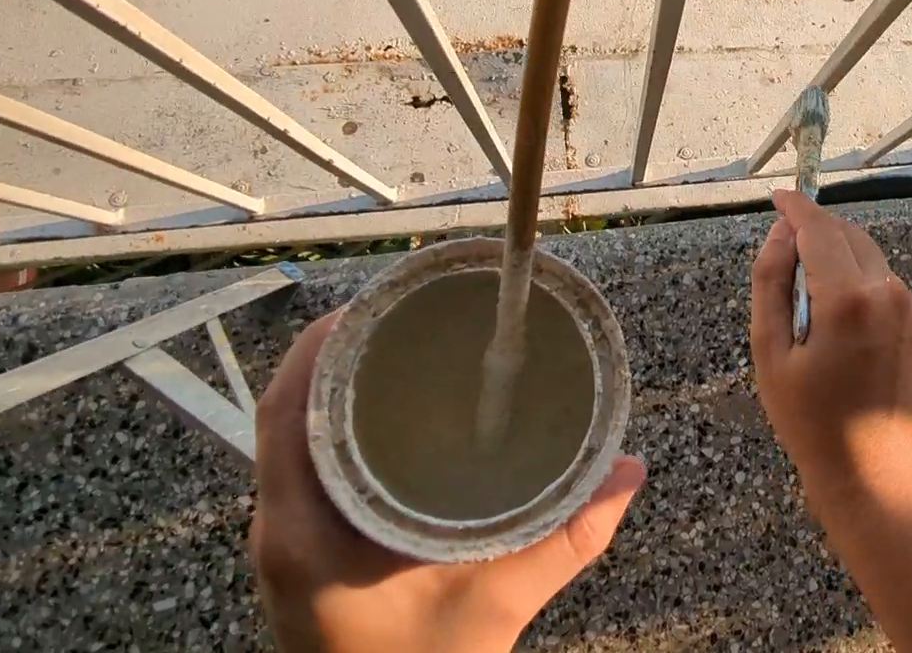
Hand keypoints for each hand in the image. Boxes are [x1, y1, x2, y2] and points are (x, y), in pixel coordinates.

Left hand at [250, 312, 645, 652]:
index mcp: (307, 532)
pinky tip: (382, 405)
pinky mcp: (300, 544)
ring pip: (290, 435)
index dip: (319, 348)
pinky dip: (331, 418)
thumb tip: (630, 469)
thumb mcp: (499, 606)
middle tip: (399, 313)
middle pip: (284, 412)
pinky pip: (302, 459)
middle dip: (333, 351)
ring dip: (328, 382)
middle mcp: (281, 526)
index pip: (285, 414)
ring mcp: (284, 537)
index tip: (371, 306)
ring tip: (393, 343)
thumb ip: (568, 538)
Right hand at [750, 190, 911, 511]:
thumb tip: (782, 231)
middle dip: (814, 228)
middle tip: (783, 248)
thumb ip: (772, 281)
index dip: (796, 207)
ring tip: (805, 286)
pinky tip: (834, 307)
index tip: (777, 196)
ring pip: (865, 252)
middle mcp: (886, 290)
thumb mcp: (770, 350)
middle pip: (845, 233)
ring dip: (835, 250)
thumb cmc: (809, 417)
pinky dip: (854, 273)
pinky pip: (880, 277)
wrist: (872, 469)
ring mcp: (908, 305)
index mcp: (847, 298)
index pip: (819, 228)